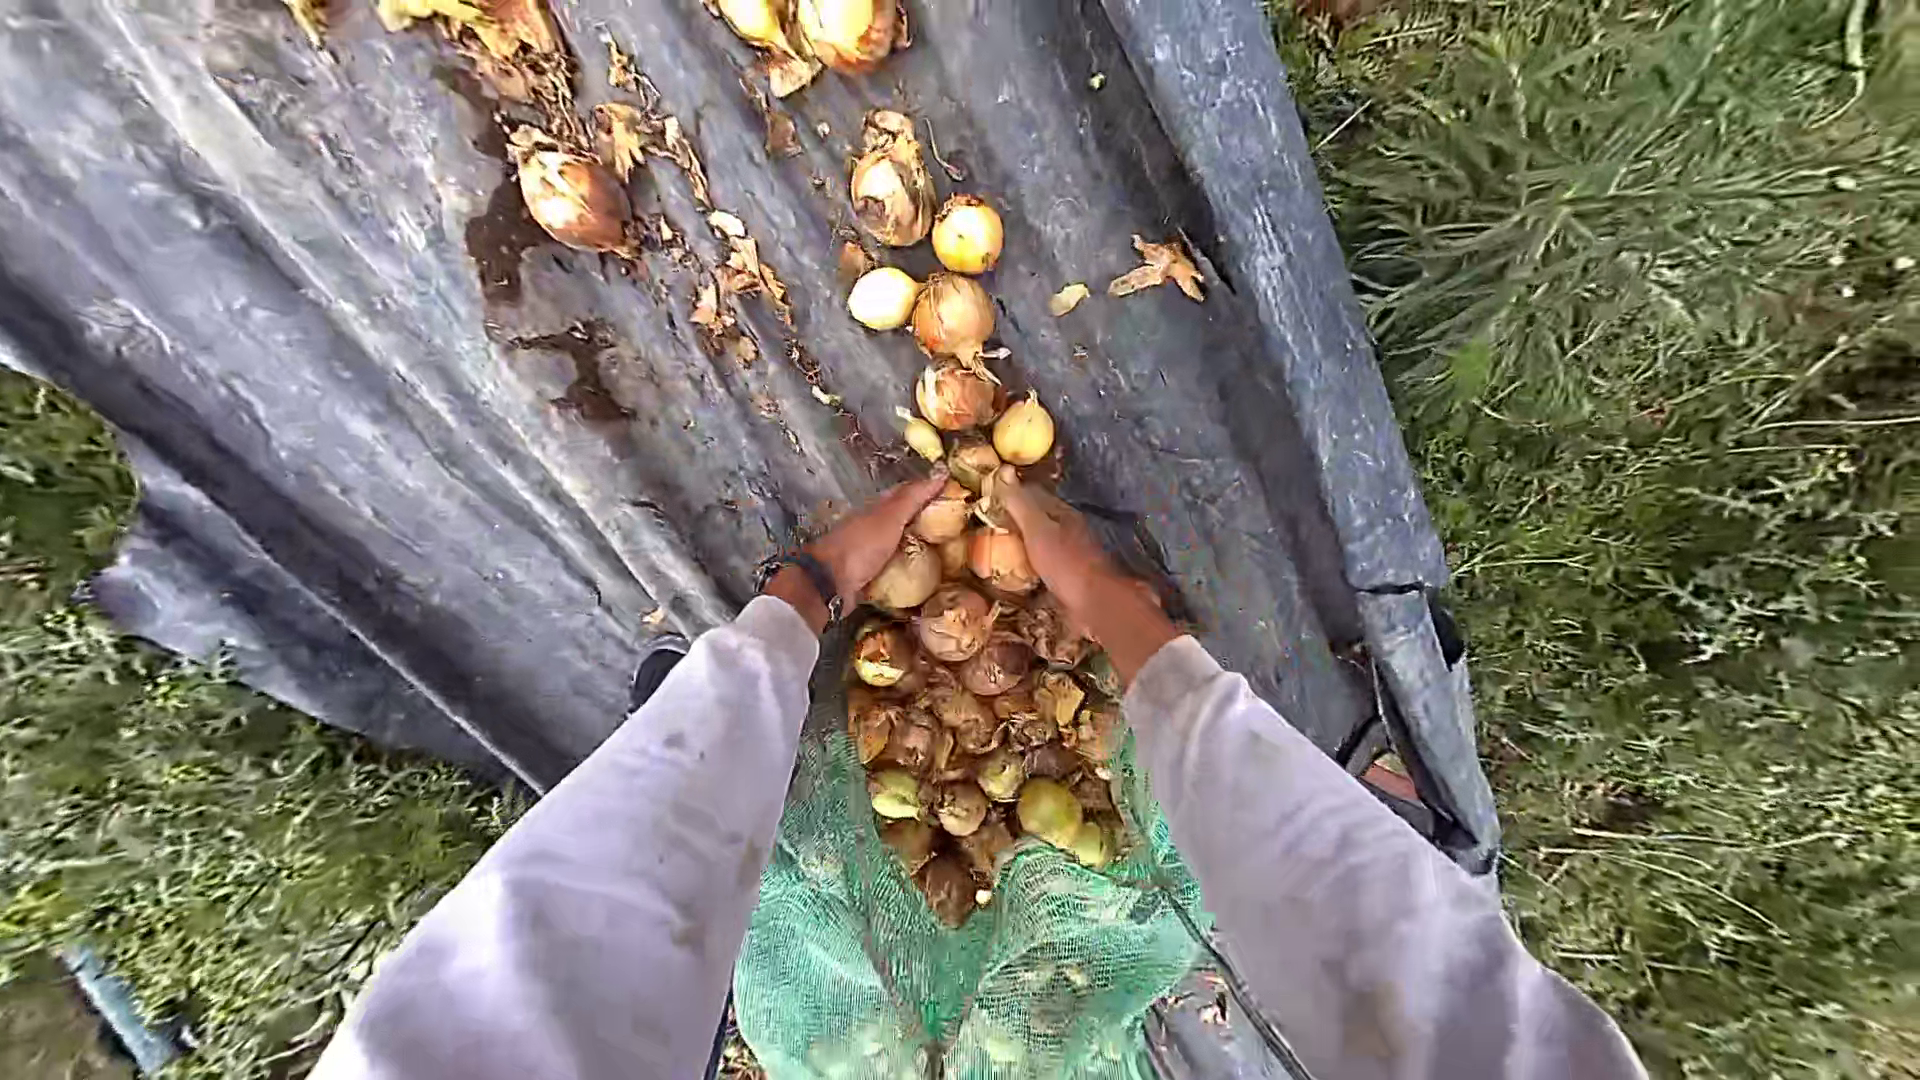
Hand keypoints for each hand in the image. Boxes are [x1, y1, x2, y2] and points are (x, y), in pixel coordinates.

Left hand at [764, 469, 948, 631]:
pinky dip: (910, 568)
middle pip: (902, 521)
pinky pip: (895, 568)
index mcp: (875, 509)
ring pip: (899, 545)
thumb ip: (912, 498)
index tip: (952, 494)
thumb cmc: (860, 545)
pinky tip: (927, 574)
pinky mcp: (870, 576)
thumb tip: (941, 472)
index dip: (926, 492)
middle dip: (925, 522)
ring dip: (918, 546)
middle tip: (955, 526)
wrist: (831, 584)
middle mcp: (872, 528)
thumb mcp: (890, 516)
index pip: (904, 494)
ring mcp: (869, 553)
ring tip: (948, 551)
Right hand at [993, 466, 1118, 612]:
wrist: (1095, 603)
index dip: (1011, 494)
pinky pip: (1045, 566)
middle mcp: (1069, 530)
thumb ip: (1021, 503)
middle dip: (1016, 520)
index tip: (988, 501)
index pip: (1033, 494)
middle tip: (988, 527)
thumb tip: (1005, 470)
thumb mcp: (1038, 529)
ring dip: (1023, 544)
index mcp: (1063, 514)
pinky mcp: (1071, 577)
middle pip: (1039, 518)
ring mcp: (1072, 554)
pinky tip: (1018, 575)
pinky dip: (1030, 566)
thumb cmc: (1065, 563)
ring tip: (999, 550)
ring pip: (1042, 542)